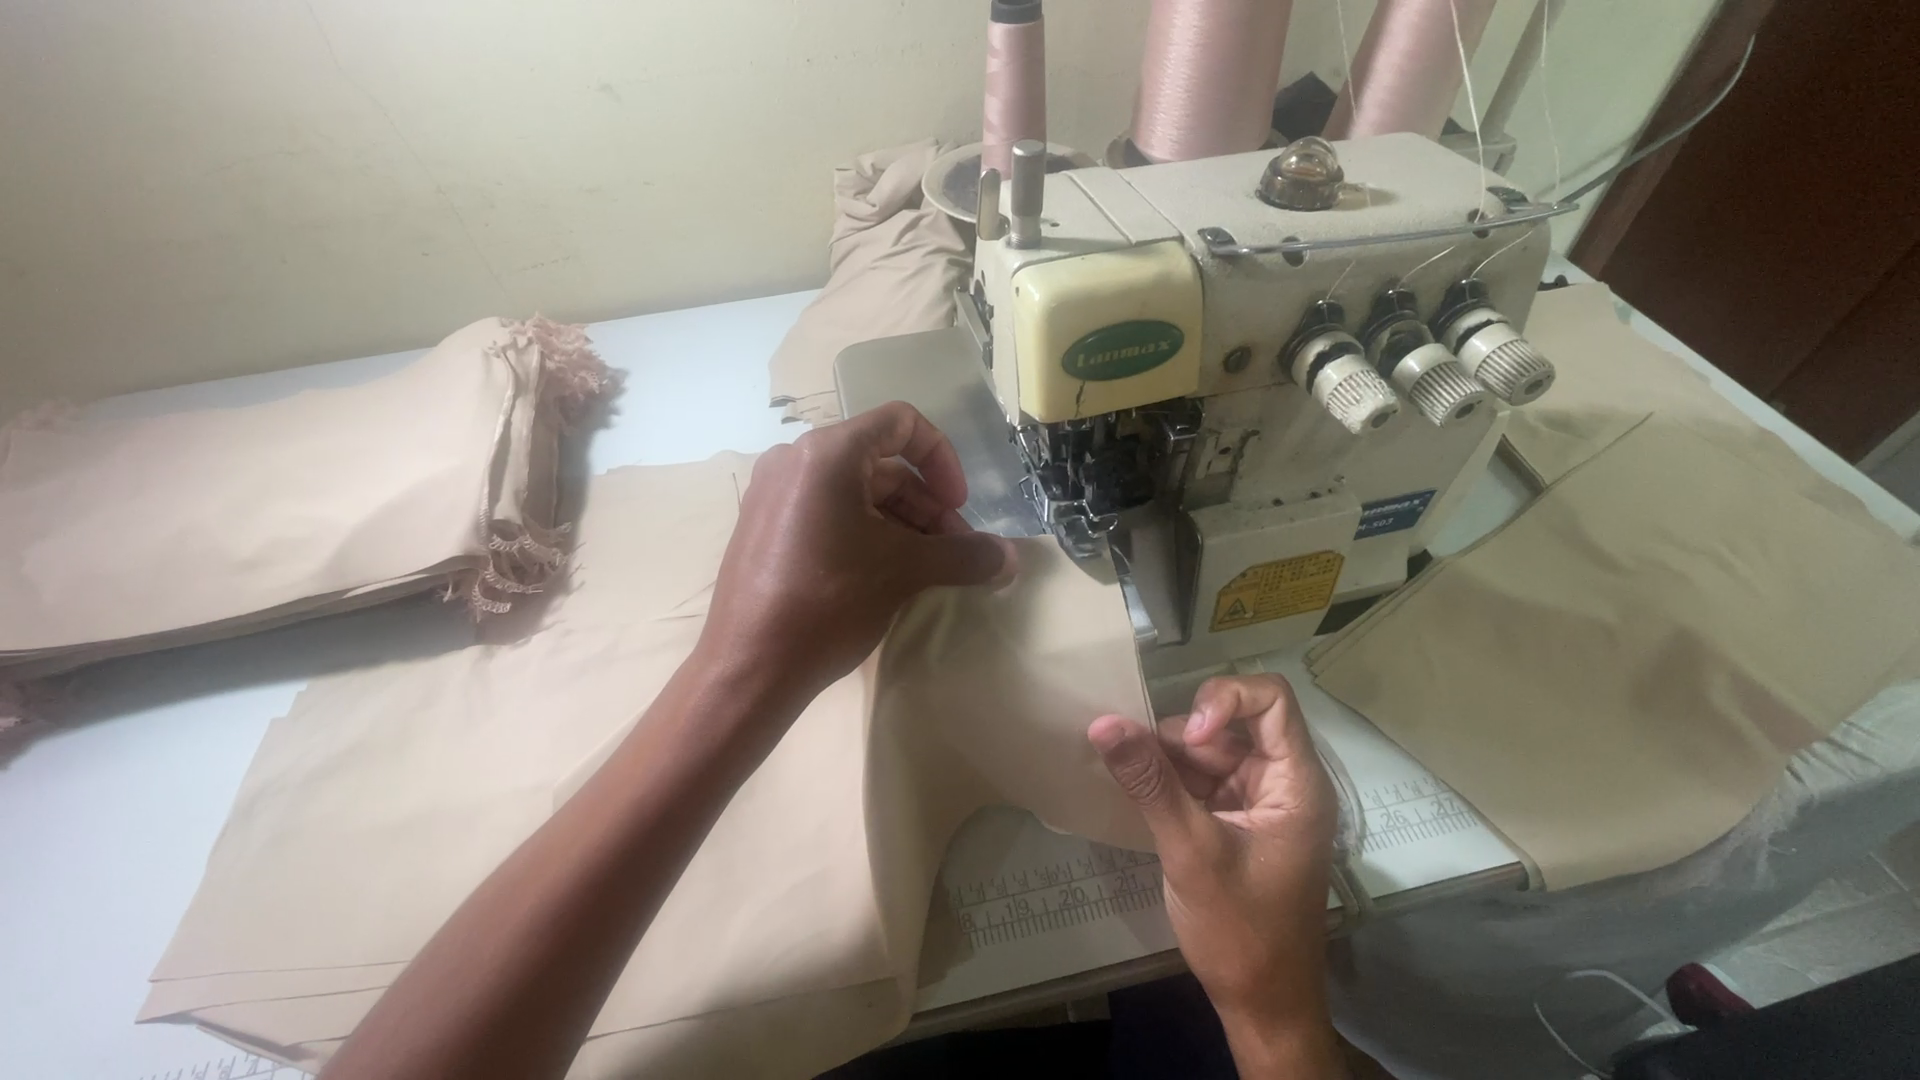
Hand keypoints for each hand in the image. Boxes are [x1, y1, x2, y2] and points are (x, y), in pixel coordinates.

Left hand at [700, 401, 1016, 705]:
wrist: (749, 668)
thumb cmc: (828, 602)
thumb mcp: (904, 572)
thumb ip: (965, 556)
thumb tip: (1012, 559)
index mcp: (827, 453)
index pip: (902, 424)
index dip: (942, 458)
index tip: (959, 505)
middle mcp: (795, 460)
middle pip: (881, 464)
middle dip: (927, 505)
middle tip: (953, 552)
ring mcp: (775, 495)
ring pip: (857, 492)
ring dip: (902, 523)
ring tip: (926, 569)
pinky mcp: (766, 529)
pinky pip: (828, 513)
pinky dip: (867, 533)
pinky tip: (885, 576)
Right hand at [1088, 675, 1344, 1076]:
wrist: (1261, 1004)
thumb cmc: (1240, 930)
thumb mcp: (1190, 851)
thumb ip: (1149, 783)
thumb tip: (1104, 723)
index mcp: (1296, 782)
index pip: (1270, 699)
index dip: (1224, 699)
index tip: (1187, 738)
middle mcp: (1282, 781)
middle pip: (1231, 722)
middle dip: (1182, 739)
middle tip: (1143, 772)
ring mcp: (1259, 800)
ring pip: (1209, 749)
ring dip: (1170, 761)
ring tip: (1138, 789)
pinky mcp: (1235, 819)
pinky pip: (1201, 778)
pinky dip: (1171, 782)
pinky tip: (1143, 797)